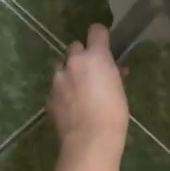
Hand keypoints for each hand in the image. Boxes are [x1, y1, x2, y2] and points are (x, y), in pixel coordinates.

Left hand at [49, 24, 127, 152]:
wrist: (90, 139)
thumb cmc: (114, 114)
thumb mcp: (119, 90)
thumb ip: (113, 74)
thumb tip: (114, 70)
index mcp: (96, 57)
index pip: (96, 31)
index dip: (100, 36)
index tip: (104, 45)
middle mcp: (74, 62)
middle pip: (75, 47)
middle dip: (81, 56)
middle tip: (91, 72)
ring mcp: (58, 79)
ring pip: (62, 66)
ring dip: (69, 73)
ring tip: (78, 90)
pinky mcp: (49, 96)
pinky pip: (56, 87)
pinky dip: (63, 92)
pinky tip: (71, 107)